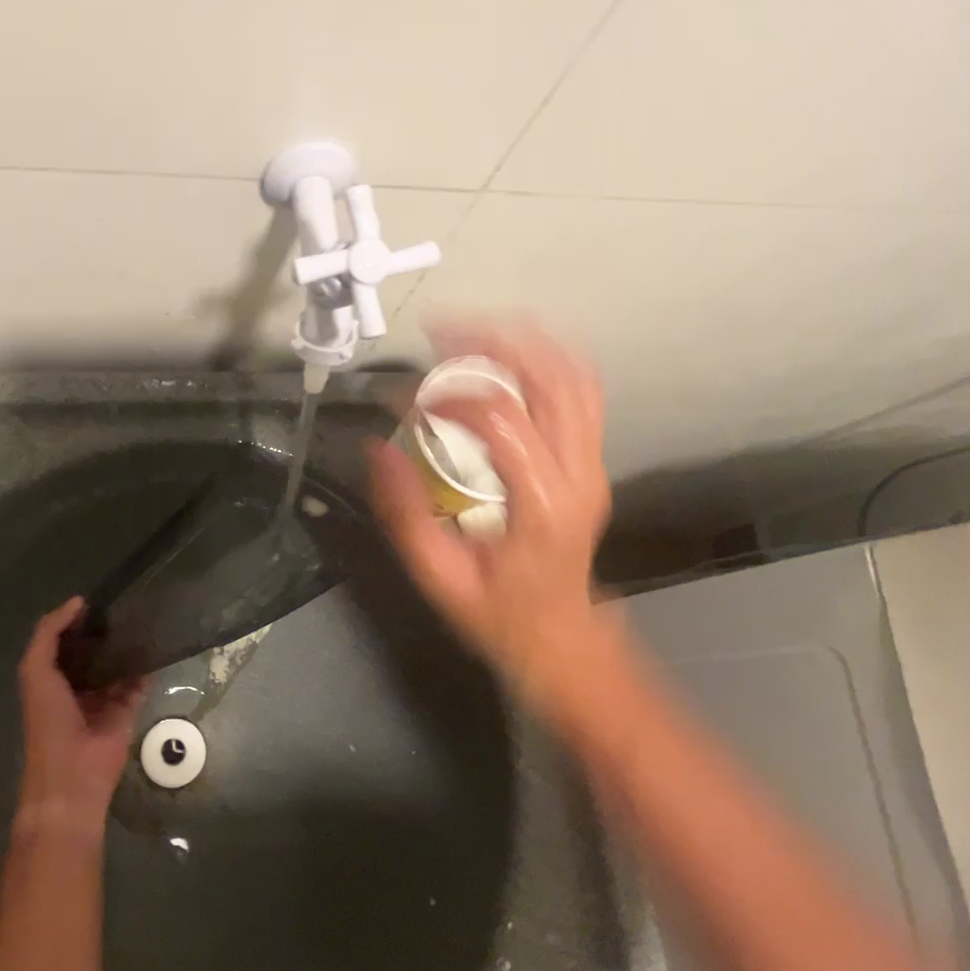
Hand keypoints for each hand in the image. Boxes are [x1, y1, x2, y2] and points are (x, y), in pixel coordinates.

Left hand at [15, 597, 148, 837]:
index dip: (73, 620)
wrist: (72, 774)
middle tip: (123, 604)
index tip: (94, 599)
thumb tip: (77, 602)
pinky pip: (138, 683)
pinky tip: (155, 644)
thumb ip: (48, 634)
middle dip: (103, 631)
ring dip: (125, 646)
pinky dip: (145, 667)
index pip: (62, 642)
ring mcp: (103, 699)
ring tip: (142, 616)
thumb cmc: (47, 720)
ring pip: (116, 665)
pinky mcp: (126, 711)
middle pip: (91, 651)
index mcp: (49, 678)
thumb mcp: (35, 671)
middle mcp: (75, 686)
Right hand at [368, 321, 622, 709]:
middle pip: (550, 379)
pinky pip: (580, 392)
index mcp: (541, 504)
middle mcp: (577, 473)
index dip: (449, 396)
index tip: (404, 398)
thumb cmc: (499, 615)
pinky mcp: (591, 459)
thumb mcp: (439, 575)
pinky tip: (510, 355)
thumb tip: (376, 448)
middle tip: (440, 335)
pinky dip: (547, 361)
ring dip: (523, 344)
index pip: (500, 420)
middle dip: (494, 344)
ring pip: (573, 376)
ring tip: (470, 334)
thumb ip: (405, 512)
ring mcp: (593, 463)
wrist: (560, 637)